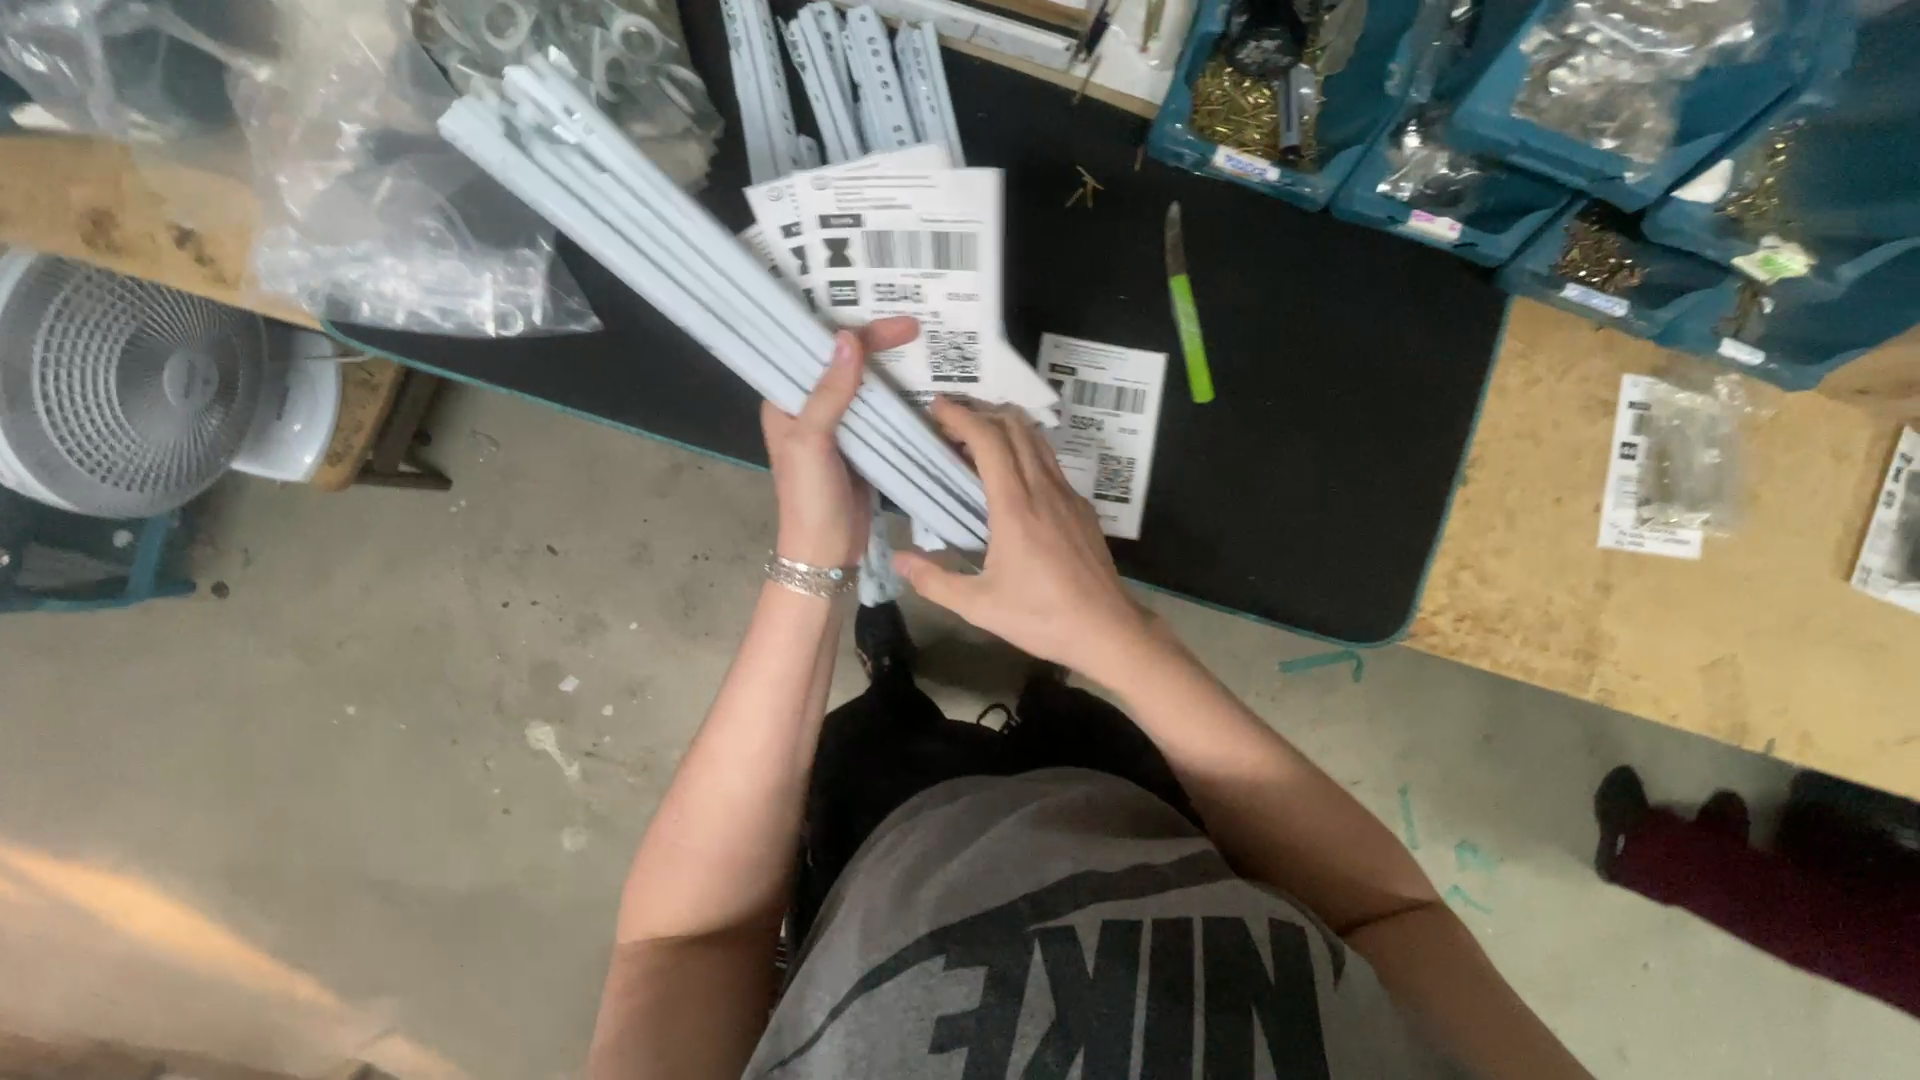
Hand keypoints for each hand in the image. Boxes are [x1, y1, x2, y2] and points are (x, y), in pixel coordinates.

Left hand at [762, 318, 919, 567]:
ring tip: (923, 346)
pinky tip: (920, 386)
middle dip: (874, 342)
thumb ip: (829, 392)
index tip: (894, 325)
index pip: (816, 351)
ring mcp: (838, 428)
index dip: (852, 332)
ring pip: (863, 386)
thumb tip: (849, 340)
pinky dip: (897, 398)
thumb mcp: (812, 442)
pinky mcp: (862, 447)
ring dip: (889, 368)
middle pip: (841, 363)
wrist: (826, 554)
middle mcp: (809, 408)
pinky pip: (879, 413)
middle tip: (915, 327)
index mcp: (785, 401)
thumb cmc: (809, 499)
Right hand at [893, 398, 1163, 682]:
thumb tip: (898, 560)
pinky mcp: (1082, 508)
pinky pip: (1051, 464)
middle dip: (982, 412)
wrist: (1107, 629)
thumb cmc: (1041, 618)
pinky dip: (1026, 451)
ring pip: (1038, 441)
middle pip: (1016, 427)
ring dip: (1007, 428)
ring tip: (978, 439)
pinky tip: (1013, 477)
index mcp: (1015, 507)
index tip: (937, 407)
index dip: (961, 416)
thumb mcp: (979, 606)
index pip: (989, 440)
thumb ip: (934, 581)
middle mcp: (1043, 490)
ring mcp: (1068, 496)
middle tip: (951, 421)